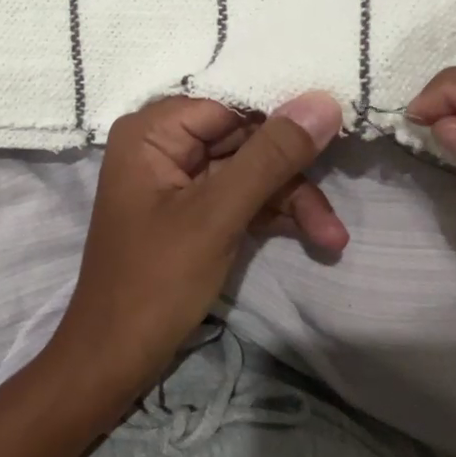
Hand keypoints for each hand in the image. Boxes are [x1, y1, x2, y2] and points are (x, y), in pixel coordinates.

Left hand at [43, 93, 346, 417]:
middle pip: (246, 138)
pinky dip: (276, 216)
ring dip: (292, 202)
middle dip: (293, 173)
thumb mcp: (216, 215)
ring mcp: (179, 181)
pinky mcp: (194, 213)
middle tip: (337, 205)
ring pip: (251, 171)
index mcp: (152, 132)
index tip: (340, 129)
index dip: (284, 117)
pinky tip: (317, 239)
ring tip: (333, 238)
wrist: (115, 356)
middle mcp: (163, 146)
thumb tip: (323, 100)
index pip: (231, 103)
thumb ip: (270, 156)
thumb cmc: (155, 280)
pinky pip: (243, 198)